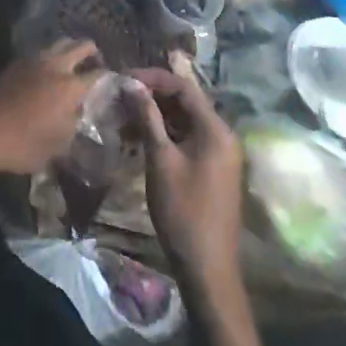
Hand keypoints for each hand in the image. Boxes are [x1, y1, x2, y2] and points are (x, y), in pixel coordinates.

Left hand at [0, 39, 103, 174]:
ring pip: (62, 42)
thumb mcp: (55, 147)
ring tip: (72, 66)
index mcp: (70, 86)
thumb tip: (80, 114)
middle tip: (94, 66)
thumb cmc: (20, 144)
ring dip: (71, 50)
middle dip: (93, 53)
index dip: (108, 78)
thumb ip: (73, 126)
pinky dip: (52, 55)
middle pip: (83, 45)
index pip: (99, 74)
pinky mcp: (18, 61)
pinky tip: (49, 72)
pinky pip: (43, 50)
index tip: (111, 84)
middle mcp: (57, 66)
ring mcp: (36, 59)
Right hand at [129, 51, 244, 282]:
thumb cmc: (183, 211)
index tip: (126, 78)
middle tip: (122, 97)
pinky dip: (167, 135)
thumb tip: (133, 85)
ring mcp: (221, 152)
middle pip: (187, 103)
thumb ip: (148, 119)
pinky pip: (190, 139)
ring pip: (186, 122)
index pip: (185, 88)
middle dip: (154, 97)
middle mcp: (223, 134)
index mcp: (216, 128)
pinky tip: (142, 139)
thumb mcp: (161, 161)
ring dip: (158, 117)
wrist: (207, 267)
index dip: (155, 79)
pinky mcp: (214, 168)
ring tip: (126, 116)